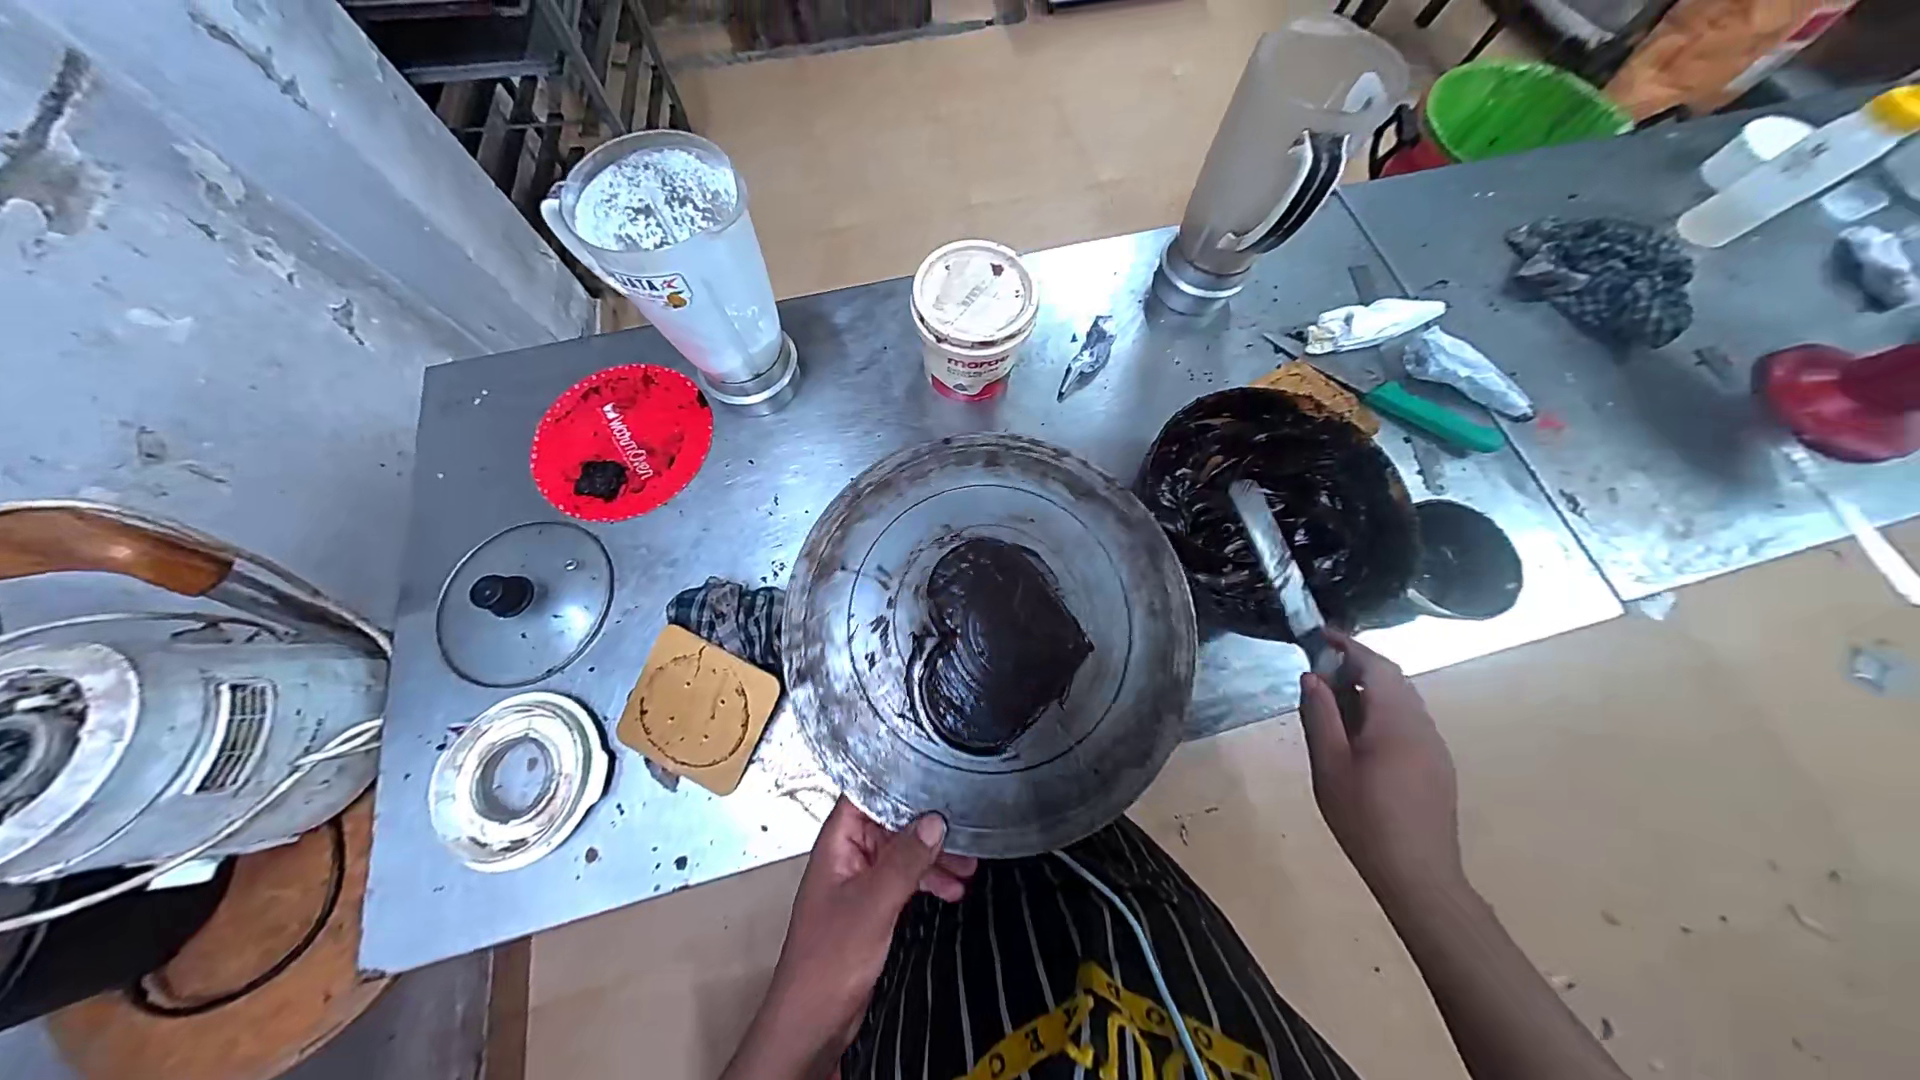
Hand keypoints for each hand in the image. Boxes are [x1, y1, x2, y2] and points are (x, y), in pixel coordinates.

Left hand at [723, 797, 977, 1079]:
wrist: (813, 1022)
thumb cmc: (824, 964)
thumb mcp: (874, 903)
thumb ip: (905, 860)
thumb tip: (933, 823)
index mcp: (837, 843)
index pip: (867, 795)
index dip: (899, 785)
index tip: (933, 782)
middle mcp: (847, 856)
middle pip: (892, 824)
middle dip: (927, 829)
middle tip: (962, 833)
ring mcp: (860, 881)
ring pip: (902, 853)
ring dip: (933, 858)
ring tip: (967, 865)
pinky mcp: (872, 905)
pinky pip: (904, 880)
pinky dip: (927, 881)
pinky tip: (950, 889)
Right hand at [1298, 630, 1462, 895]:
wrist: (1418, 874)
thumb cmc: (1364, 818)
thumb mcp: (1329, 765)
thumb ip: (1320, 716)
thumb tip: (1312, 677)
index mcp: (1395, 722)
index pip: (1375, 667)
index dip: (1349, 645)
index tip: (1321, 634)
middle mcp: (1421, 726)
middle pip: (1393, 679)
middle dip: (1357, 665)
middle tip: (1320, 669)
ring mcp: (1434, 746)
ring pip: (1402, 700)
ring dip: (1369, 689)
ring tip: (1333, 700)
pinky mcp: (1437, 765)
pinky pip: (1409, 721)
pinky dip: (1381, 710)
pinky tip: (1359, 733)